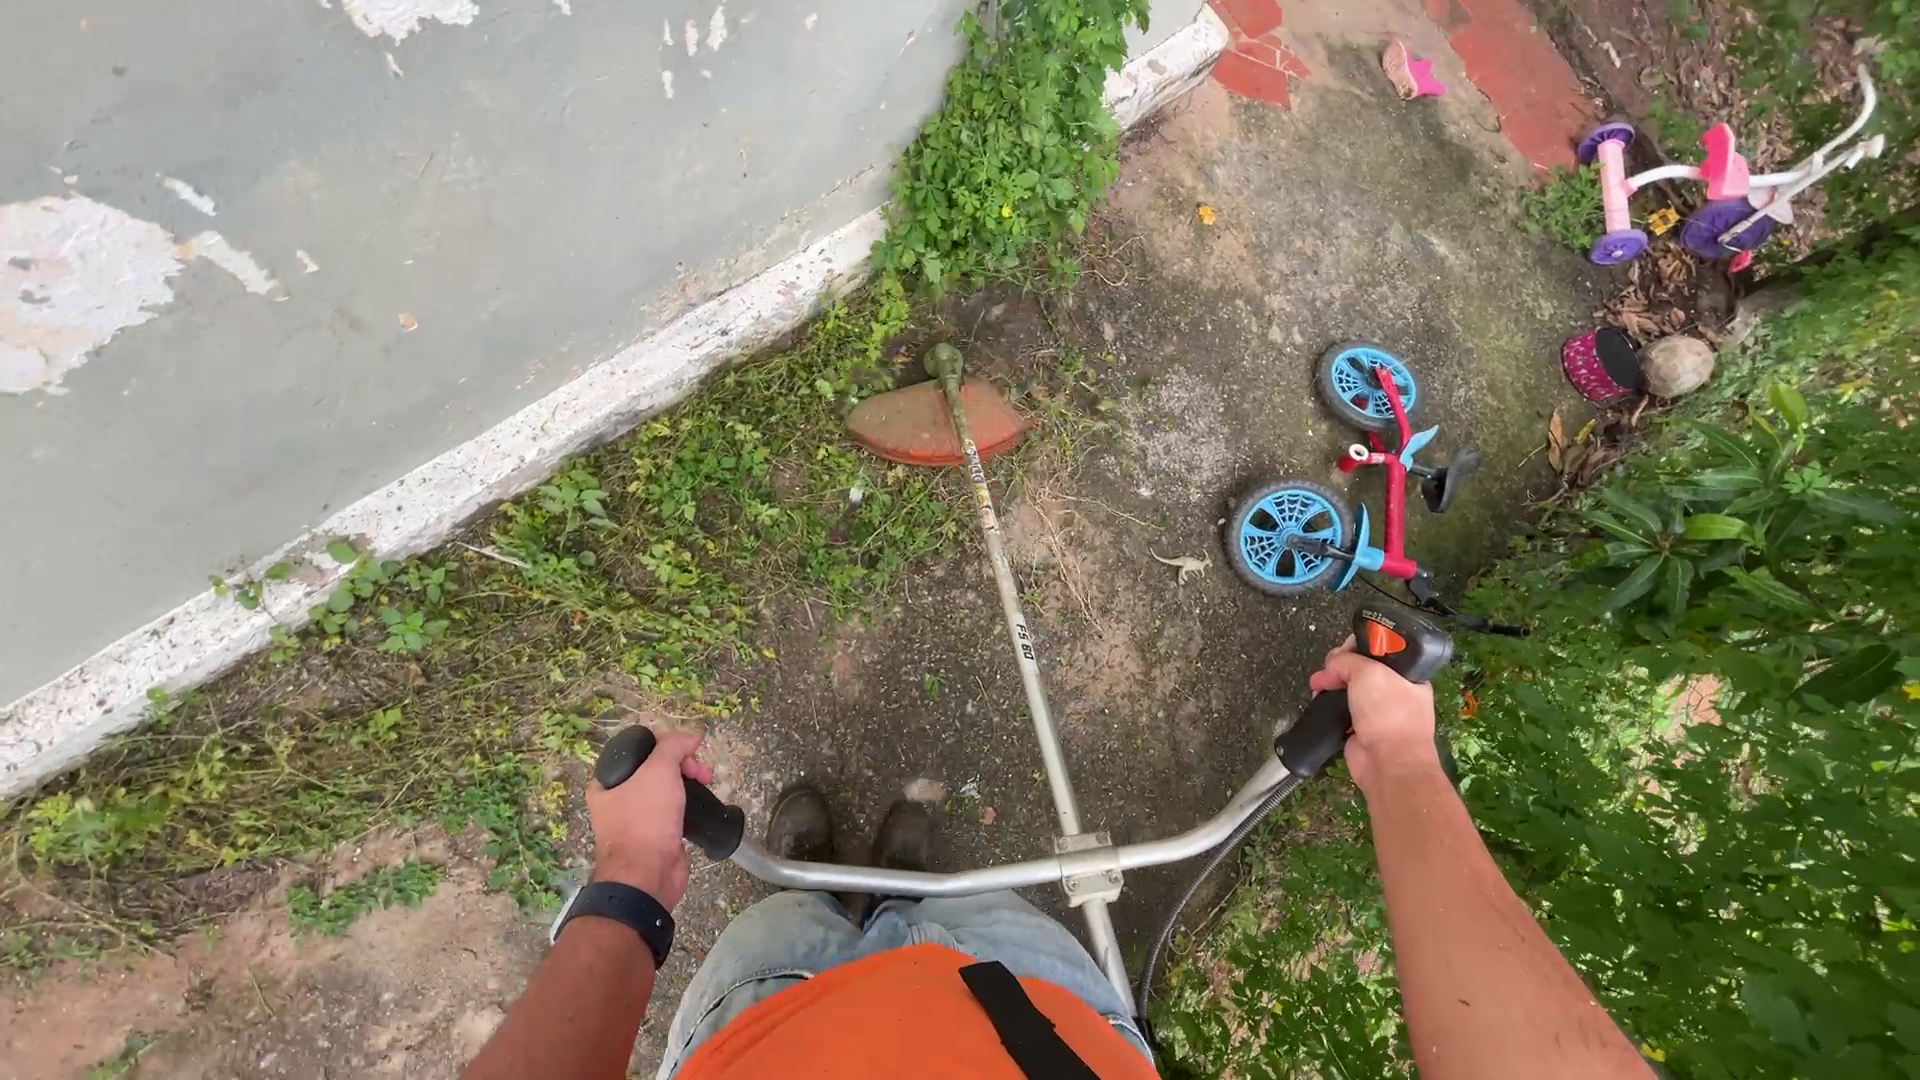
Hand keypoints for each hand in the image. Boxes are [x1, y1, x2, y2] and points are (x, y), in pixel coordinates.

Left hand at [585, 730, 713, 908]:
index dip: (669, 745)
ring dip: (690, 781)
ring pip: (668, 787)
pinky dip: (689, 802)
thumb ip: (675, 746)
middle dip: (685, 763)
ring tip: (706, 784)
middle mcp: (619, 798)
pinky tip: (699, 804)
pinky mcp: (656, 835)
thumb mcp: (659, 770)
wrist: (647, 875)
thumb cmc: (646, 819)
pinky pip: (674, 808)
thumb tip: (693, 734)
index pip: (642, 749)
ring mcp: (638, 818)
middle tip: (702, 773)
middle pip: (658, 767)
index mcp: (608, 781)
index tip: (689, 753)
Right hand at [1309, 637, 1442, 797]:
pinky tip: (1318, 698)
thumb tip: (1330, 667)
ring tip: (1318, 686)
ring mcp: (1377, 710)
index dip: (1358, 645)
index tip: (1342, 649)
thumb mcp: (1369, 673)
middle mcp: (1394, 690)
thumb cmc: (1387, 713)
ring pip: (1347, 686)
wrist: (1388, 762)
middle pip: (1359, 666)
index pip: (1380, 650)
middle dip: (1338, 665)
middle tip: (1328, 669)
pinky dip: (1327, 701)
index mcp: (1407, 675)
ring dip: (1329, 682)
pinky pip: (1341, 706)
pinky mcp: (1360, 726)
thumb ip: (1346, 660)